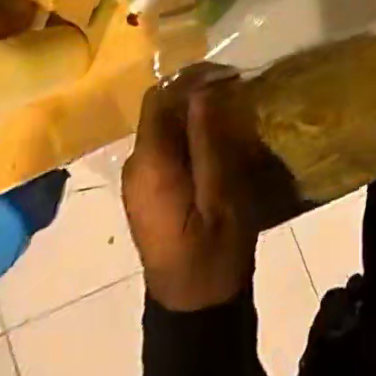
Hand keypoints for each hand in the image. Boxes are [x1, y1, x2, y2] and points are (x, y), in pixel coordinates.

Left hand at [122, 72, 258, 311]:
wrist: (195, 302)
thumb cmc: (213, 247)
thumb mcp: (221, 191)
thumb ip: (208, 139)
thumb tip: (203, 90)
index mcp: (150, 164)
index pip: (159, 99)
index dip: (193, 77)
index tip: (231, 73)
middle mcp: (136, 165)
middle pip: (159, 109)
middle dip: (196, 90)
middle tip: (240, 86)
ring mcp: (139, 179)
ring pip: (164, 126)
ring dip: (195, 110)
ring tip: (235, 106)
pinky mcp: (150, 189)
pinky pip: (167, 145)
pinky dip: (190, 130)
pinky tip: (219, 135)